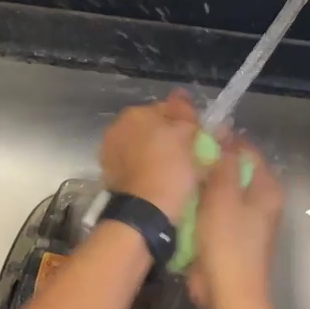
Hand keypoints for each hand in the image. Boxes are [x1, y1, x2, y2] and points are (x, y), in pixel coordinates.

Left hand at [98, 90, 201, 221]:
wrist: (143, 212)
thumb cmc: (169, 170)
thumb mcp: (186, 137)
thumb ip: (185, 114)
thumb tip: (181, 96)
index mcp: (135, 113)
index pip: (167, 109)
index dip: (186, 122)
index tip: (199, 137)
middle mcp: (117, 127)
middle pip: (152, 127)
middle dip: (169, 136)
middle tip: (190, 154)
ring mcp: (110, 151)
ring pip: (142, 145)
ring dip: (157, 152)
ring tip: (177, 170)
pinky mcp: (110, 173)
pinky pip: (135, 164)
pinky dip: (146, 167)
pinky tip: (160, 180)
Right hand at [187, 136, 284, 308]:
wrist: (227, 295)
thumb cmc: (228, 243)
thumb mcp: (223, 195)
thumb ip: (224, 162)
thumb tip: (222, 133)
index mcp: (266, 189)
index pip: (246, 150)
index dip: (222, 140)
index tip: (194, 136)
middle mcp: (258, 201)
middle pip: (231, 169)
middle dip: (207, 162)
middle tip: (179, 154)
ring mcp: (241, 219)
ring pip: (217, 190)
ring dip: (199, 185)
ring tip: (175, 173)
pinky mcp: (224, 234)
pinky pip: (208, 210)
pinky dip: (195, 205)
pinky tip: (176, 199)